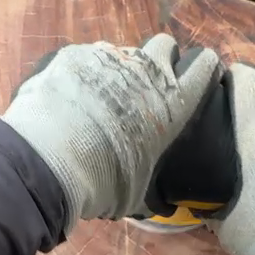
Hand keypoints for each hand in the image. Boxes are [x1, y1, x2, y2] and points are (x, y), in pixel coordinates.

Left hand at [0, 35, 221, 230]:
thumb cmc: (104, 182)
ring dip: (120, 70)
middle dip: (160, 60)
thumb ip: (152, 193)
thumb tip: (160, 208)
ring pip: (124, 52)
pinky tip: (70, 98)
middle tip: (146, 88)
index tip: (196, 77)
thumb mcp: (137, 194)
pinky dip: (84, 73)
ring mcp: (109, 56)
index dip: (203, 68)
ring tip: (101, 99)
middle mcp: (147, 71)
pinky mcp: (74, 54)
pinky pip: (87, 58)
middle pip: (165, 46)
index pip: (204, 67)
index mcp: (173, 103)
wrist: (49, 161)